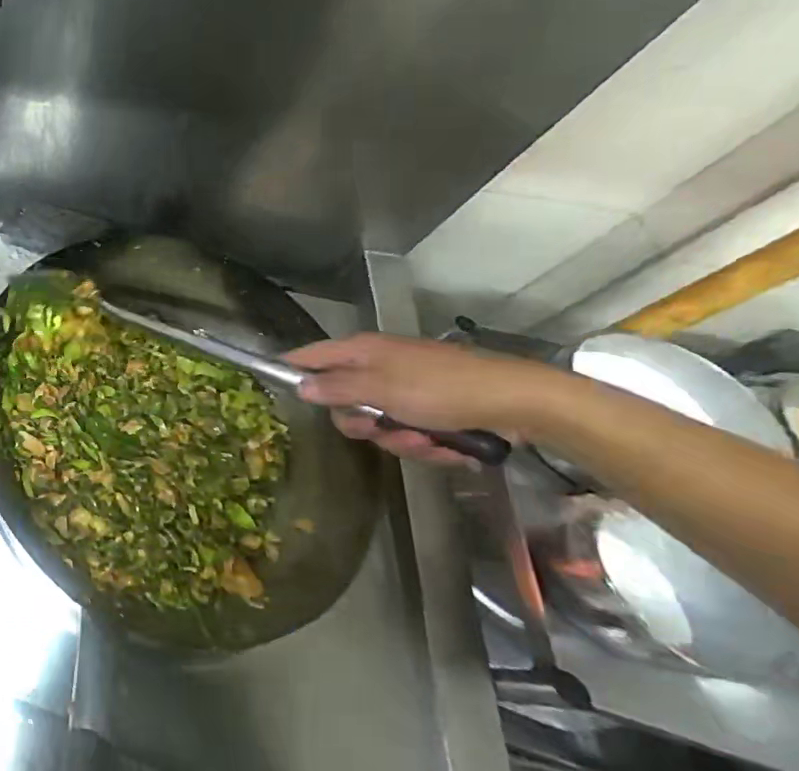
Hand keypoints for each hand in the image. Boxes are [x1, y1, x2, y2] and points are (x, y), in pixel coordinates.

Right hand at [282, 333, 576, 464]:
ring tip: (427, 440)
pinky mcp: (434, 410)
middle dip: (362, 424)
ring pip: (380, 423)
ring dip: (401, 440)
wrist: (520, 403)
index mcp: (361, 352)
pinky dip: (428, 445)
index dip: (292, 369)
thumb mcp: (382, 390)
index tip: (278, 388)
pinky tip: (448, 447)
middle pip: (344, 400)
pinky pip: (411, 433)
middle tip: (377, 429)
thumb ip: (337, 388)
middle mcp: (379, 367)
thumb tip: (301, 386)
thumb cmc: (442, 389)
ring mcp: (407, 389)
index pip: (310, 355)